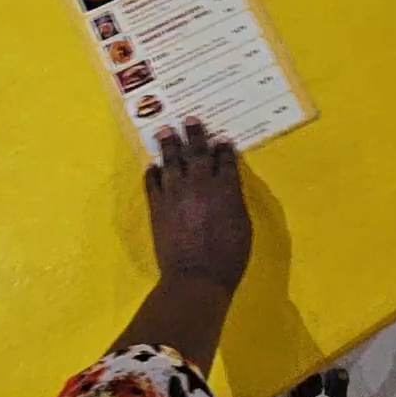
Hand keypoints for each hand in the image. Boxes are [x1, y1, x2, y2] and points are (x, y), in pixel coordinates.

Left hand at [146, 119, 252, 290]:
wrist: (196, 277)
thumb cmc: (229, 257)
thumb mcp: (243, 226)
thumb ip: (234, 202)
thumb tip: (228, 187)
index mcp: (226, 189)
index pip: (225, 160)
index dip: (224, 148)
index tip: (221, 138)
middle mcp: (200, 184)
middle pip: (197, 153)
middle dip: (195, 135)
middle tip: (189, 119)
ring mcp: (176, 194)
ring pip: (171, 162)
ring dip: (169, 145)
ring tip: (165, 131)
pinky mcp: (158, 207)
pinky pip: (152, 184)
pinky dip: (153, 173)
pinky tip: (152, 166)